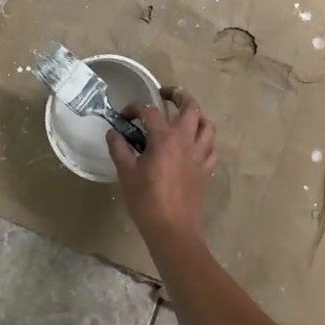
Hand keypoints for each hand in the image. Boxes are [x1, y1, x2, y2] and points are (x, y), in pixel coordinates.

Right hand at [107, 86, 217, 239]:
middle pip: (191, 107)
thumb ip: (119, 148)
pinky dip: (204, 140)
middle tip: (165, 95)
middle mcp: (186, 140)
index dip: (135, 108)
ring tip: (184, 116)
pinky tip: (194, 145)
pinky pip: (211, 148)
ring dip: (196, 115)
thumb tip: (113, 132)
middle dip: (179, 95)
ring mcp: (199, 155)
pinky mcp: (206, 170)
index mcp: (164, 138)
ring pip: (207, 125)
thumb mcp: (126, 172)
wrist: (172, 229)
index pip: (150, 111)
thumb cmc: (146, 200)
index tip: (124, 115)